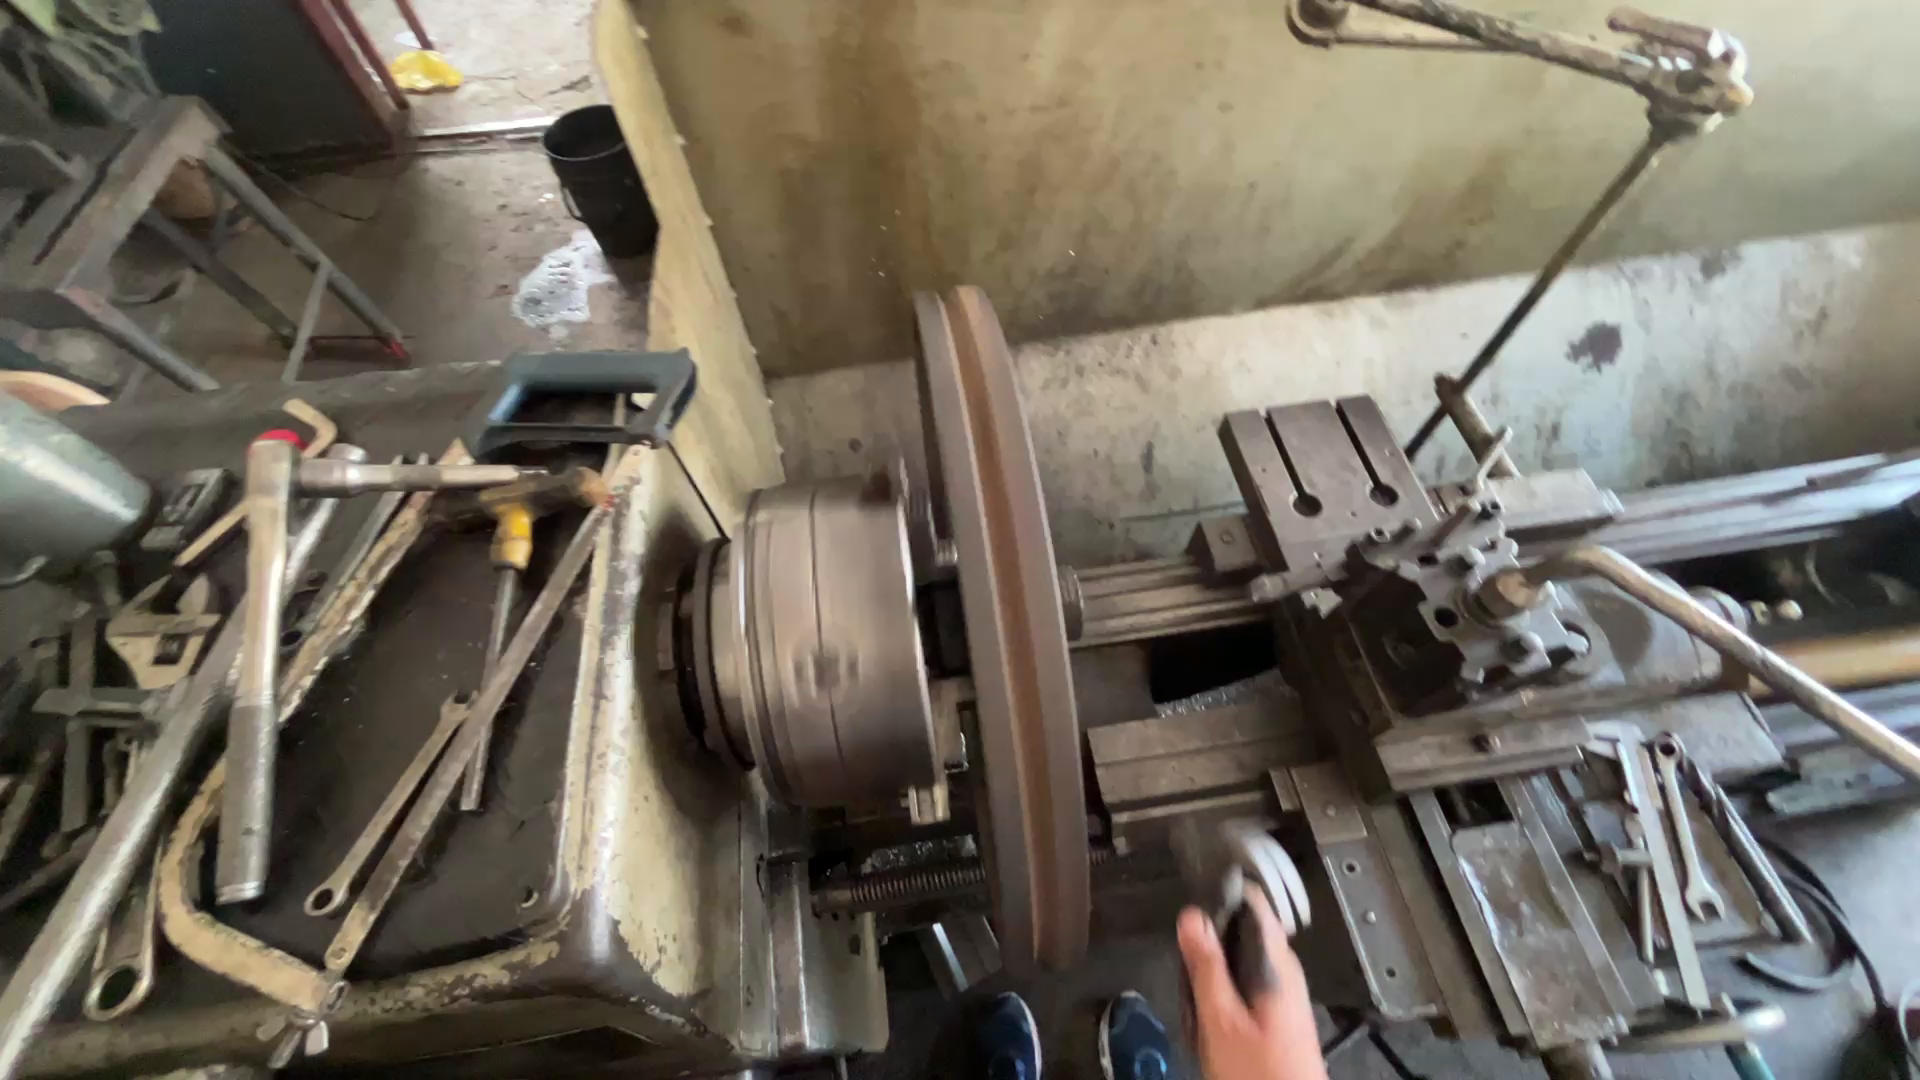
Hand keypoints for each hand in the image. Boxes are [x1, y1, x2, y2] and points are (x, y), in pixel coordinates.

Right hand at [1177, 894, 1328, 1079]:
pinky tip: (1210, 1008)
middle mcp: (1285, 968)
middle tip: (1187, 959)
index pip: (1254, 901)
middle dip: (1213, 935)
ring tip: (1194, 988)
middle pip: (1244, 927)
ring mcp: (1285, 989)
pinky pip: (1246, 977)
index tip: (1194, 897)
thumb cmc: (1257, 1075)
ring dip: (1216, 963)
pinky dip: (1225, 984)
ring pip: (1242, 954)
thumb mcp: (1221, 1021)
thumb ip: (1206, 965)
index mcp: (1276, 962)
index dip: (1223, 892)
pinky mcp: (1279, 1010)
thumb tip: (1191, 913)